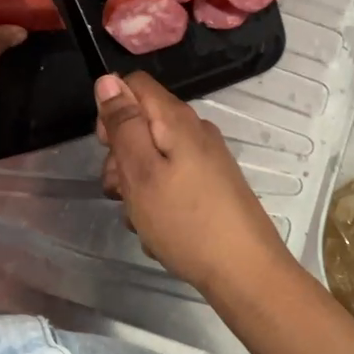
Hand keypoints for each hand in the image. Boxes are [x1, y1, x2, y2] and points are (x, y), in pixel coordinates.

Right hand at [95, 72, 287, 290]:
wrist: (246, 273)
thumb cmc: (185, 221)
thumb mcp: (141, 171)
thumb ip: (122, 123)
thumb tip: (108, 80)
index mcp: (176, 120)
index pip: (133, 84)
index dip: (111, 109)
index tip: (108, 147)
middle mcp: (194, 132)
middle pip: (141, 123)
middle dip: (120, 155)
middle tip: (121, 190)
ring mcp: (205, 160)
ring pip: (151, 157)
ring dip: (135, 184)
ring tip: (139, 217)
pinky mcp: (211, 186)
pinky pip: (169, 181)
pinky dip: (156, 201)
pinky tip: (158, 229)